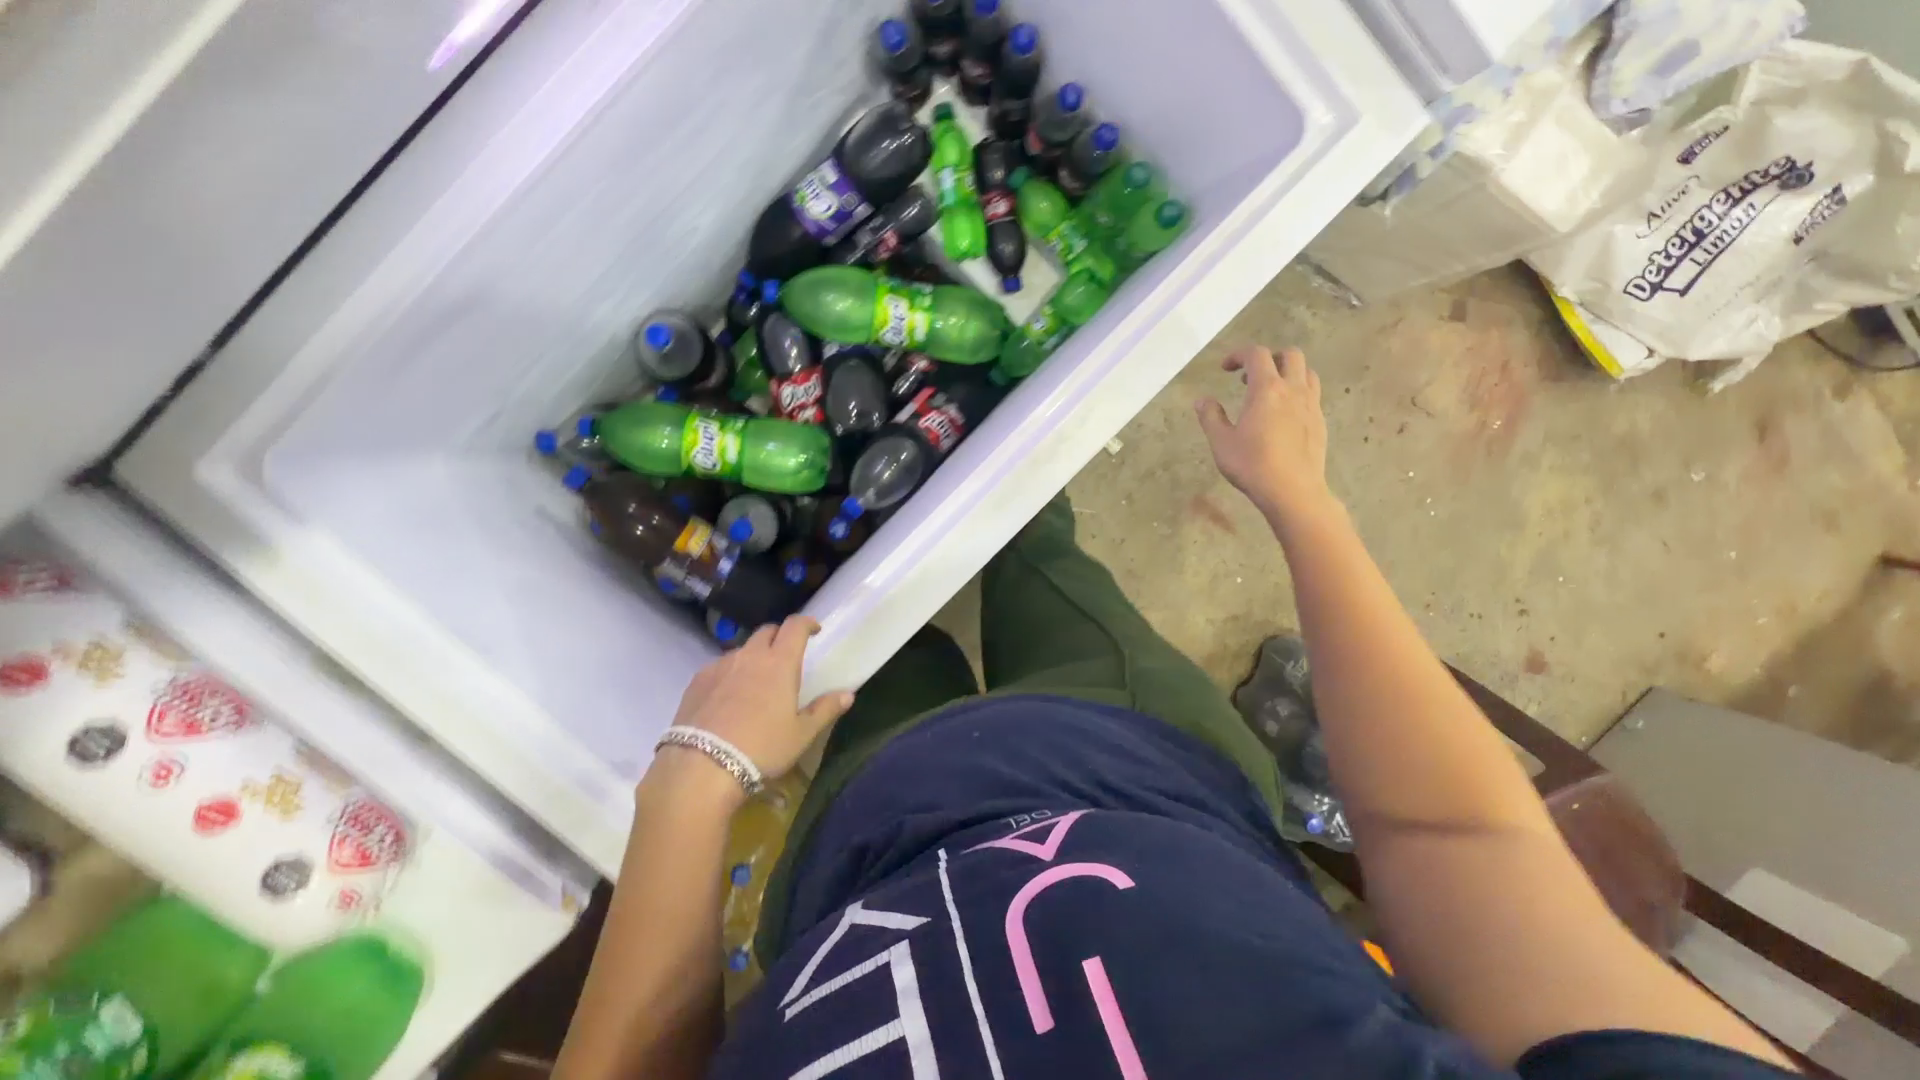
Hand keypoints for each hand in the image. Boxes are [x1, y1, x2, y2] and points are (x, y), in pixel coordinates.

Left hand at [659, 616, 854, 790]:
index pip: (795, 626)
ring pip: (741, 650)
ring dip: (753, 657)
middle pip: (766, 632)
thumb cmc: (762, 747)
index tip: (814, 630)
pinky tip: (728, 697)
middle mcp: (749, 655)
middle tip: (786, 656)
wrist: (702, 766)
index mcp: (779, 663)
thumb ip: (825, 710)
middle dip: (779, 637)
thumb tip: (847, 695)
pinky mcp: (697, 681)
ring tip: (756, 682)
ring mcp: (720, 666)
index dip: (806, 623)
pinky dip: (730, 673)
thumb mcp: (801, 734)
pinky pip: (719, 667)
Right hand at [1195, 346, 1332, 520]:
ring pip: (1307, 373)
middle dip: (1270, 357)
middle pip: (1290, 355)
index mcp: (1267, 389)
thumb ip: (1211, 417)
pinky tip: (1285, 414)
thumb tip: (1202, 400)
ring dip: (1288, 373)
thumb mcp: (1222, 442)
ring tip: (1271, 391)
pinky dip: (1298, 393)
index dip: (1239, 354)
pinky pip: (1312, 395)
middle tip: (1252, 375)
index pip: (1256, 355)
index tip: (1225, 368)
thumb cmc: (1252, 465)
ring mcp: (1311, 405)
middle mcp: (1293, 390)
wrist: (1292, 491)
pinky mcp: (1320, 422)